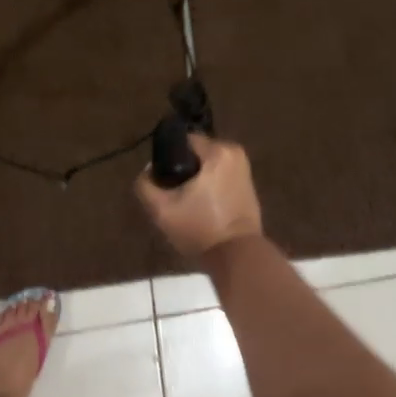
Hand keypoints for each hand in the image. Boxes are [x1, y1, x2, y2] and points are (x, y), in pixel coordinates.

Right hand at [135, 134, 262, 257]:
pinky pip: (222, 175)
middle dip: (184, 168)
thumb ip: (147, 185)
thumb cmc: (201, 229)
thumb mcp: (163, 210)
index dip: (169, 156)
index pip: (185, 140)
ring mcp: (244, 169)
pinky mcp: (249, 184)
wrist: (237, 256)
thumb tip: (148, 170)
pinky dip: (211, 185)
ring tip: (187, 202)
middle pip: (198, 152)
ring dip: (198, 178)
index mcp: (218, 151)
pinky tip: (203, 206)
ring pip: (210, 165)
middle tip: (174, 194)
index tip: (164, 179)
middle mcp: (235, 153)